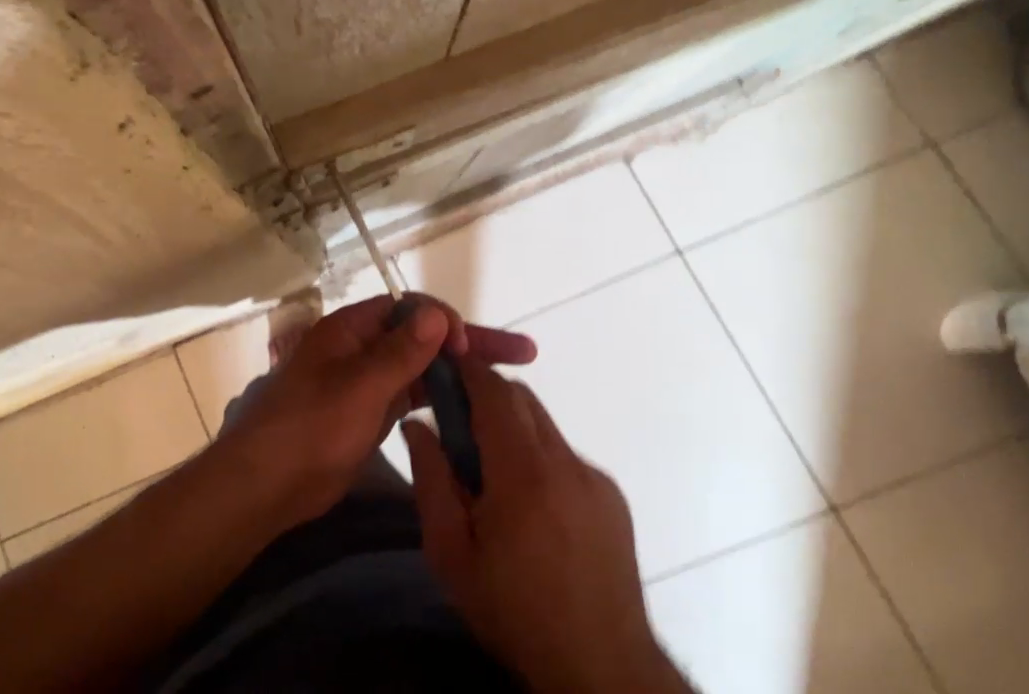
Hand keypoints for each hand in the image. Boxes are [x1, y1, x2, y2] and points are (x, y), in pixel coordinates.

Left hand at [215, 294, 535, 526]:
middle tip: (524, 353)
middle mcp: (358, 349)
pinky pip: (409, 396)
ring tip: (507, 382)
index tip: (470, 347)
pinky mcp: (367, 414)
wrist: (268, 482)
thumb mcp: (359, 387)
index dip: (443, 320)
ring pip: (418, 368)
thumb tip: (438, 314)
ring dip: (457, 372)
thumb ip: (400, 353)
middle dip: (467, 343)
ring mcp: (363, 383)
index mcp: (349, 330)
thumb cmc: (311, 428)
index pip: (406, 308)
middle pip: (420, 336)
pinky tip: (470, 410)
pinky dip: (437, 399)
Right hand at [405, 360, 691, 693]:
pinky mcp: (612, 500)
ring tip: (486, 474)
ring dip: (511, 430)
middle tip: (452, 423)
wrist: (600, 666)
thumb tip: (417, 425)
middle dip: (485, 396)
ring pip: (544, 428)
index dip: (467, 370)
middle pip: (522, 401)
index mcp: (524, 473)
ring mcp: (595, 480)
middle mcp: (567, 464)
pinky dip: (537, 459)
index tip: (440, 365)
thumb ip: (431, 479)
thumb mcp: (449, 551)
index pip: (495, 393)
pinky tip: (525, 506)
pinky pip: (565, 458)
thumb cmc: (511, 609)